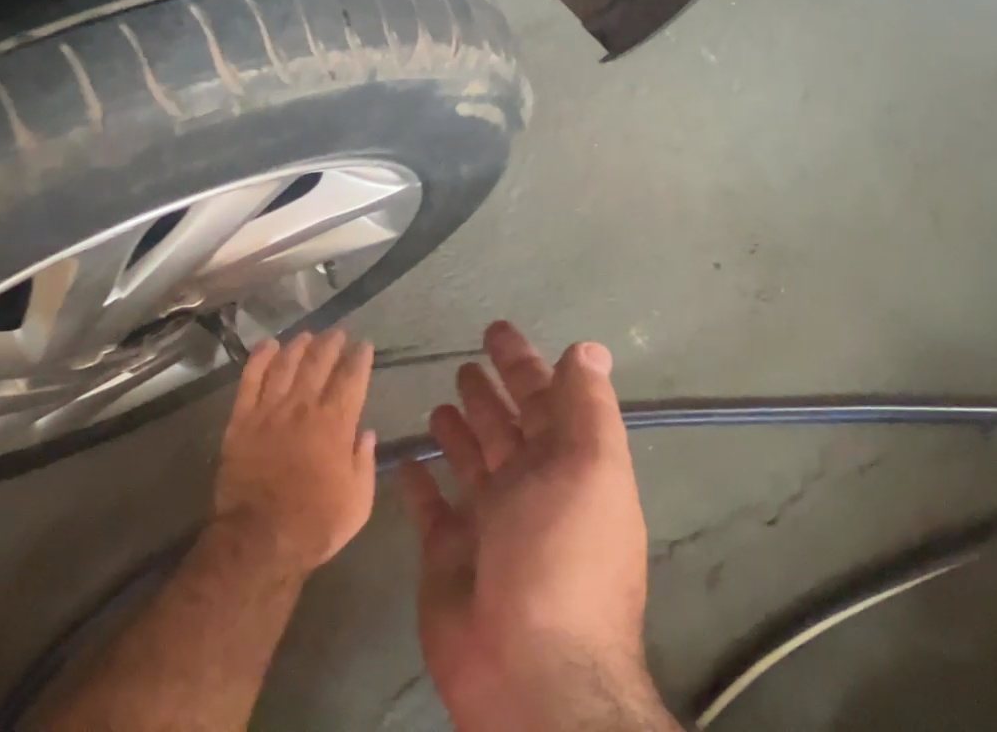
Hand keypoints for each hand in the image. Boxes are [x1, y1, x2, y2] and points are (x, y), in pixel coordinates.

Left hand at [213, 330, 378, 571]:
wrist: (261, 536)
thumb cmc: (317, 523)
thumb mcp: (358, 500)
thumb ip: (363, 461)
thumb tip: (365, 432)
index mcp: (336, 425)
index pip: (351, 380)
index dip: (359, 359)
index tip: (364, 345)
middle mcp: (302, 408)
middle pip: (317, 364)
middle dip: (330, 344)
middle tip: (337, 332)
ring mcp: (268, 411)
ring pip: (284, 365)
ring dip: (297, 346)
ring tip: (307, 335)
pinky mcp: (241, 419)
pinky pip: (250, 379)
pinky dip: (259, 358)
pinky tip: (267, 346)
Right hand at [401, 322, 671, 731]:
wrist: (528, 665)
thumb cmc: (560, 557)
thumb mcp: (588, 471)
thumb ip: (587, 409)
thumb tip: (588, 349)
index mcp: (568, 470)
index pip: (545, 403)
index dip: (525, 365)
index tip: (497, 331)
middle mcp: (531, 491)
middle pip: (506, 429)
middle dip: (491, 394)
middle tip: (465, 363)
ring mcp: (487, 523)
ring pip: (470, 462)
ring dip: (459, 430)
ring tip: (441, 400)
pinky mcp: (445, 551)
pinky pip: (430, 505)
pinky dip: (421, 481)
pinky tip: (408, 456)